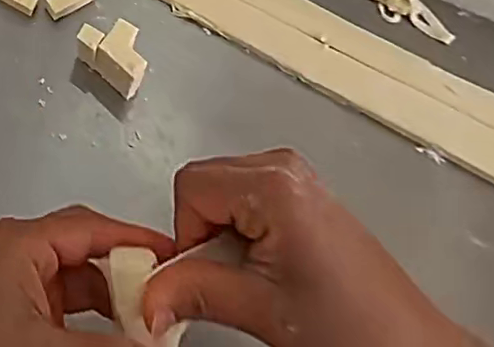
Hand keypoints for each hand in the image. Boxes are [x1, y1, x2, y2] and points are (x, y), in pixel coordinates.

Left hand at [0, 205, 175, 345]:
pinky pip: (70, 306)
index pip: (90, 225)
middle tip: (162, 299)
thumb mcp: (53, 344)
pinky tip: (116, 341)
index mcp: (21, 242)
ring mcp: (18, 283)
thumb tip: (154, 340)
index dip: (134, 239)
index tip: (170, 254)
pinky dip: (96, 322)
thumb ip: (110, 344)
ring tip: (145, 327)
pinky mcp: (19, 313)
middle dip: (128, 277)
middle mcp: (19, 253)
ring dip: (116, 305)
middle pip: (88, 251)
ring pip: (82, 282)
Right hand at [143, 150, 477, 346]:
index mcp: (271, 183)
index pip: (190, 186)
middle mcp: (280, 164)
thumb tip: (142, 298)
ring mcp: (293, 173)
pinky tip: (271, 263)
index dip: (188, 233)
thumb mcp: (262, 311)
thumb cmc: (350, 331)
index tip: (209, 274)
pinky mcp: (300, 188)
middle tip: (235, 278)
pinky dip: (242, 226)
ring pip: (220, 187)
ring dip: (223, 230)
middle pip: (203, 181)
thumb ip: (194, 292)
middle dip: (205, 231)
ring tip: (258, 274)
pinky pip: (243, 192)